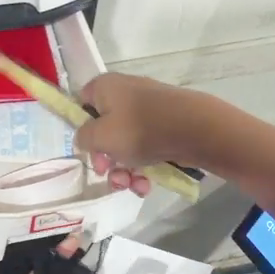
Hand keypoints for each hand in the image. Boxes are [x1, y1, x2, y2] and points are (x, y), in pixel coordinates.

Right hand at [77, 73, 226, 196]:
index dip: (81, 127)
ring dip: (124, 170)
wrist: (193, 129)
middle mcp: (125, 94)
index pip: (82, 102)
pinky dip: (143, 168)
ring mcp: (147, 111)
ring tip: (131, 185)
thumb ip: (83, 137)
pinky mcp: (165, 126)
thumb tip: (85, 138)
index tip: (86, 147)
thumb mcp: (99, 136)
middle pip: (104, 130)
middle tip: (107, 172)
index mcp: (105, 87)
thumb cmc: (138, 129)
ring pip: (125, 145)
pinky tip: (146, 185)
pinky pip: (146, 149)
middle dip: (105, 158)